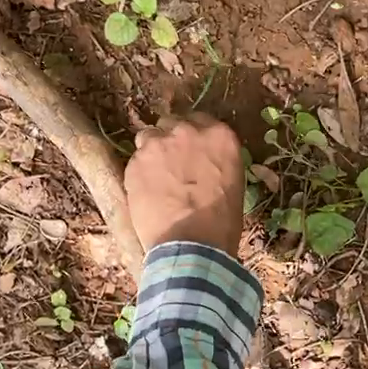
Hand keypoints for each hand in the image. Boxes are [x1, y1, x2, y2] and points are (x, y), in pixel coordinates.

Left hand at [126, 114, 244, 256]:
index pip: (203, 122)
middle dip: (173, 141)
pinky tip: (146, 193)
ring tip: (156, 178)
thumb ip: (217, 163)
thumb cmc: (222, 223)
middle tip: (174, 165)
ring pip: (149, 137)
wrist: (192, 246)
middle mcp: (188, 131)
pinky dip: (140, 172)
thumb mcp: (233, 184)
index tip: (193, 151)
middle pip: (173, 124)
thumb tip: (206, 165)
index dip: (196, 138)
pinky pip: (135, 160)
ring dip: (153, 152)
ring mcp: (158, 144)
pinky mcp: (135, 162)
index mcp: (220, 136)